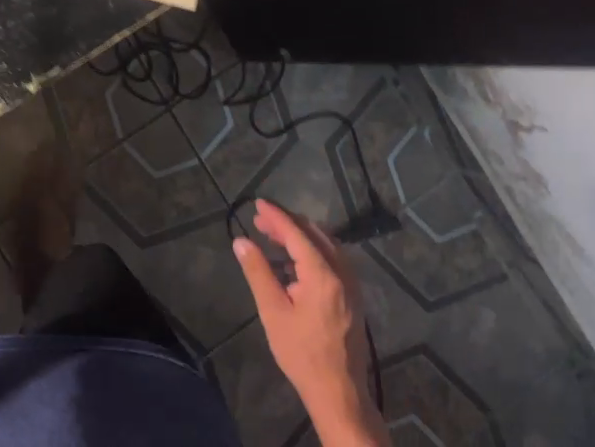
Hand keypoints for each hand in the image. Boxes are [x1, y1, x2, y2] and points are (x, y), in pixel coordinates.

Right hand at [234, 201, 383, 441]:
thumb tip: (241, 241)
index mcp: (323, 275)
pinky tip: (296, 260)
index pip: (297, 234)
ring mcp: (352, 286)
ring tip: (274, 236)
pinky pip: (334, 259)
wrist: (338, 390)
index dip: (276, 216)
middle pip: (316, 234)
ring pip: (328, 245)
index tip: (257, 204)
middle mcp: (342, 274)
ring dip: (301, 235)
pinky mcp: (353, 297)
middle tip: (260, 221)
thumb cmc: (301, 352)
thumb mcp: (273, 311)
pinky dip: (314, 249)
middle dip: (288, 223)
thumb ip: (258, 272)